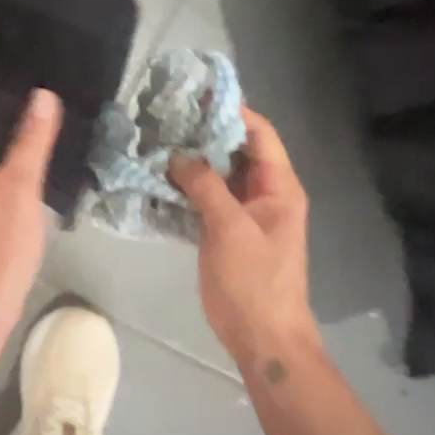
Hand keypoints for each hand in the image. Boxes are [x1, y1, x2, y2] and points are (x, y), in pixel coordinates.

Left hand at [0, 89, 60, 341]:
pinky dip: (25, 168)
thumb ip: (30, 141)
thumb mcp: (19, 189)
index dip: (8, 89)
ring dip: (25, 142)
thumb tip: (42, 93)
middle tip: (59, 86)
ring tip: (60, 115)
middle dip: (22, 114)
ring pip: (2, 157)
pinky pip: (7, 178)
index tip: (37, 66)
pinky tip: (48, 160)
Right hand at [171, 107, 321, 362]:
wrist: (263, 340)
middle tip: (165, 114)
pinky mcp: (224, 231)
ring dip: (190, 158)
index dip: (232, 111)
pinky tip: (156, 175)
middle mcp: (263, 193)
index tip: (196, 94)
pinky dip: (184, 185)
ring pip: (217, 173)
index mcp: (279, 188)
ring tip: (155, 137)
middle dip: (203, 132)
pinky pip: (204, 197)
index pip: (259, 134)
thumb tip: (178, 155)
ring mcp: (243, 213)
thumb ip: (206, 185)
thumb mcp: (230, 228)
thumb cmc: (255, 282)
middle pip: (235, 150)